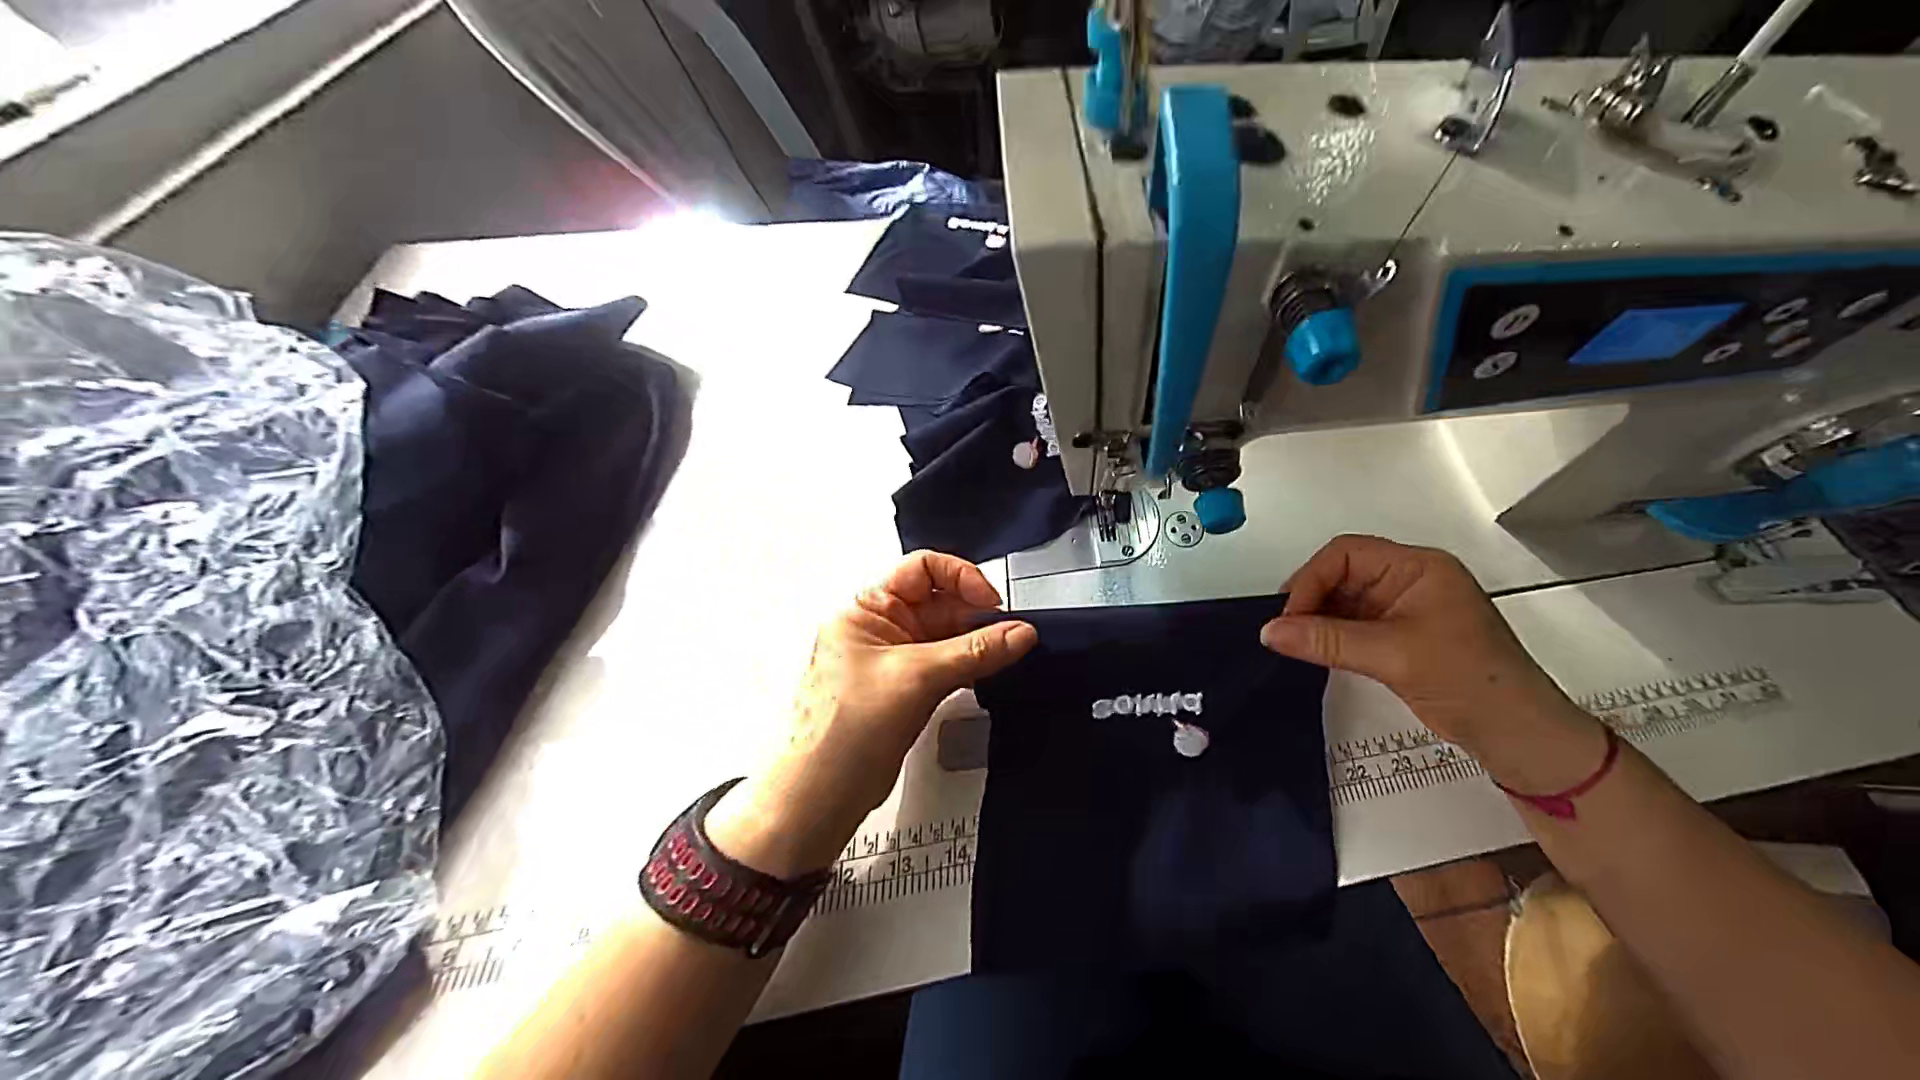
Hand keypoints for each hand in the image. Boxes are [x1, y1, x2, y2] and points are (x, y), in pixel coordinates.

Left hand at [705, 552, 1036, 877]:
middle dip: (976, 614)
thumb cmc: (838, 733)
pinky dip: (972, 665)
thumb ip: (973, 652)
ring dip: (978, 642)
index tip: (989, 600)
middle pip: (940, 602)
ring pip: (948, 635)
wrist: (824, 792)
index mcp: (866, 610)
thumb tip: (1015, 633)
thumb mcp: (914, 678)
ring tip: (1006, 652)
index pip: (921, 569)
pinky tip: (991, 671)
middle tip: (1010, 631)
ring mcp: (896, 660)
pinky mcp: (908, 688)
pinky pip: (949, 663)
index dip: (960, 576)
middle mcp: (880, 630)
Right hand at [1259, 535, 1596, 773]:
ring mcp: (1403, 608)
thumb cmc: (1474, 683)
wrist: (1519, 736)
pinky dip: (1327, 635)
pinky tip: (1313, 650)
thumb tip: (1270, 631)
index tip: (1290, 616)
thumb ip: (1327, 640)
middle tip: (1285, 630)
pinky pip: (1349, 624)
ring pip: (1341, 600)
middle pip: (1340, 573)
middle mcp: (1409, 580)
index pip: (1346, 554)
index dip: (1311, 579)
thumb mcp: (1393, 655)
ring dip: (1316, 619)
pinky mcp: (1397, 635)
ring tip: (1295, 643)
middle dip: (1310, 599)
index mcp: (1419, 568)